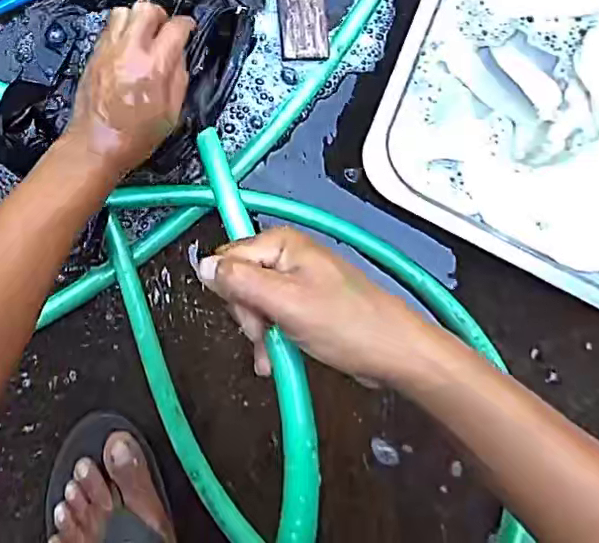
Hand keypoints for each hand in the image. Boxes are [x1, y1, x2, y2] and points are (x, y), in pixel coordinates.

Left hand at [63, 1, 194, 175]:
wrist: (95, 146)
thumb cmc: (131, 137)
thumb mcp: (172, 112)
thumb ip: (179, 76)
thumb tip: (180, 55)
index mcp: (154, 66)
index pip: (176, 26)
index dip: (187, 24)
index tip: (188, 28)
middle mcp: (130, 52)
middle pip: (146, 8)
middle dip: (160, 15)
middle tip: (164, 29)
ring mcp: (108, 51)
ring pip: (123, 11)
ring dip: (137, 19)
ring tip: (143, 36)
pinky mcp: (93, 55)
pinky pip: (108, 28)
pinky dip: (121, 31)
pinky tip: (126, 48)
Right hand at [197, 227, 441, 386]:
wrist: (396, 353)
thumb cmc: (348, 324)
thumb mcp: (286, 303)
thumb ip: (241, 283)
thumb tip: (202, 265)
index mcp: (281, 242)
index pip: (229, 258)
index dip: (232, 290)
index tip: (249, 317)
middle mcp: (287, 254)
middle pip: (239, 280)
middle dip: (247, 314)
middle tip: (266, 335)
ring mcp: (296, 278)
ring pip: (254, 301)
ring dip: (258, 331)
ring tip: (273, 353)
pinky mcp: (304, 302)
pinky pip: (272, 314)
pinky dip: (271, 336)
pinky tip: (276, 356)